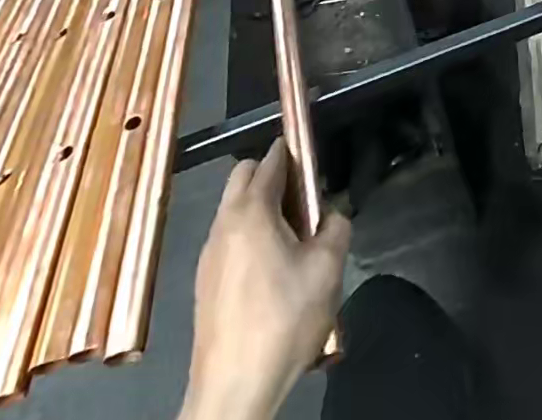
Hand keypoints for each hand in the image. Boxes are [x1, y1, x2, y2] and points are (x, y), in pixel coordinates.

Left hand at [179, 140, 351, 419]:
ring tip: (295, 234)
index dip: (294, 150)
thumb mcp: (328, 267)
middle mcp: (223, 224)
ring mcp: (208, 254)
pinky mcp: (205, 281)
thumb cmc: (284, 319)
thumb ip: (336, 226)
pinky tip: (274, 266)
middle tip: (306, 197)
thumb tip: (330, 215)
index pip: (271, 160)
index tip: (315, 156)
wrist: (234, 389)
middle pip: (243, 176)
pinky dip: (250, 232)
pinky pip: (229, 236)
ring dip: (262, 204)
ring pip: (233, 207)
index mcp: (252, 212)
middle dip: (274, 173)